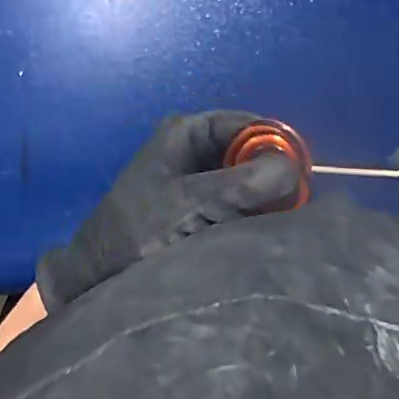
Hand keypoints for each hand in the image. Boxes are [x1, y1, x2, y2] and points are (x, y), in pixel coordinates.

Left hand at [37, 111, 302, 308]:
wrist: (100, 274)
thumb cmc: (139, 231)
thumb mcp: (190, 203)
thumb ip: (241, 184)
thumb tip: (292, 167)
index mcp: (187, 132)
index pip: (248, 125)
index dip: (276, 146)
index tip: (298, 178)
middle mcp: (196, 151)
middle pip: (253, 155)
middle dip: (273, 180)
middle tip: (287, 211)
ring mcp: (199, 181)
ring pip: (251, 184)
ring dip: (265, 205)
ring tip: (273, 229)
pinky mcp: (202, 212)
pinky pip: (241, 208)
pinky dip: (253, 222)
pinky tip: (260, 240)